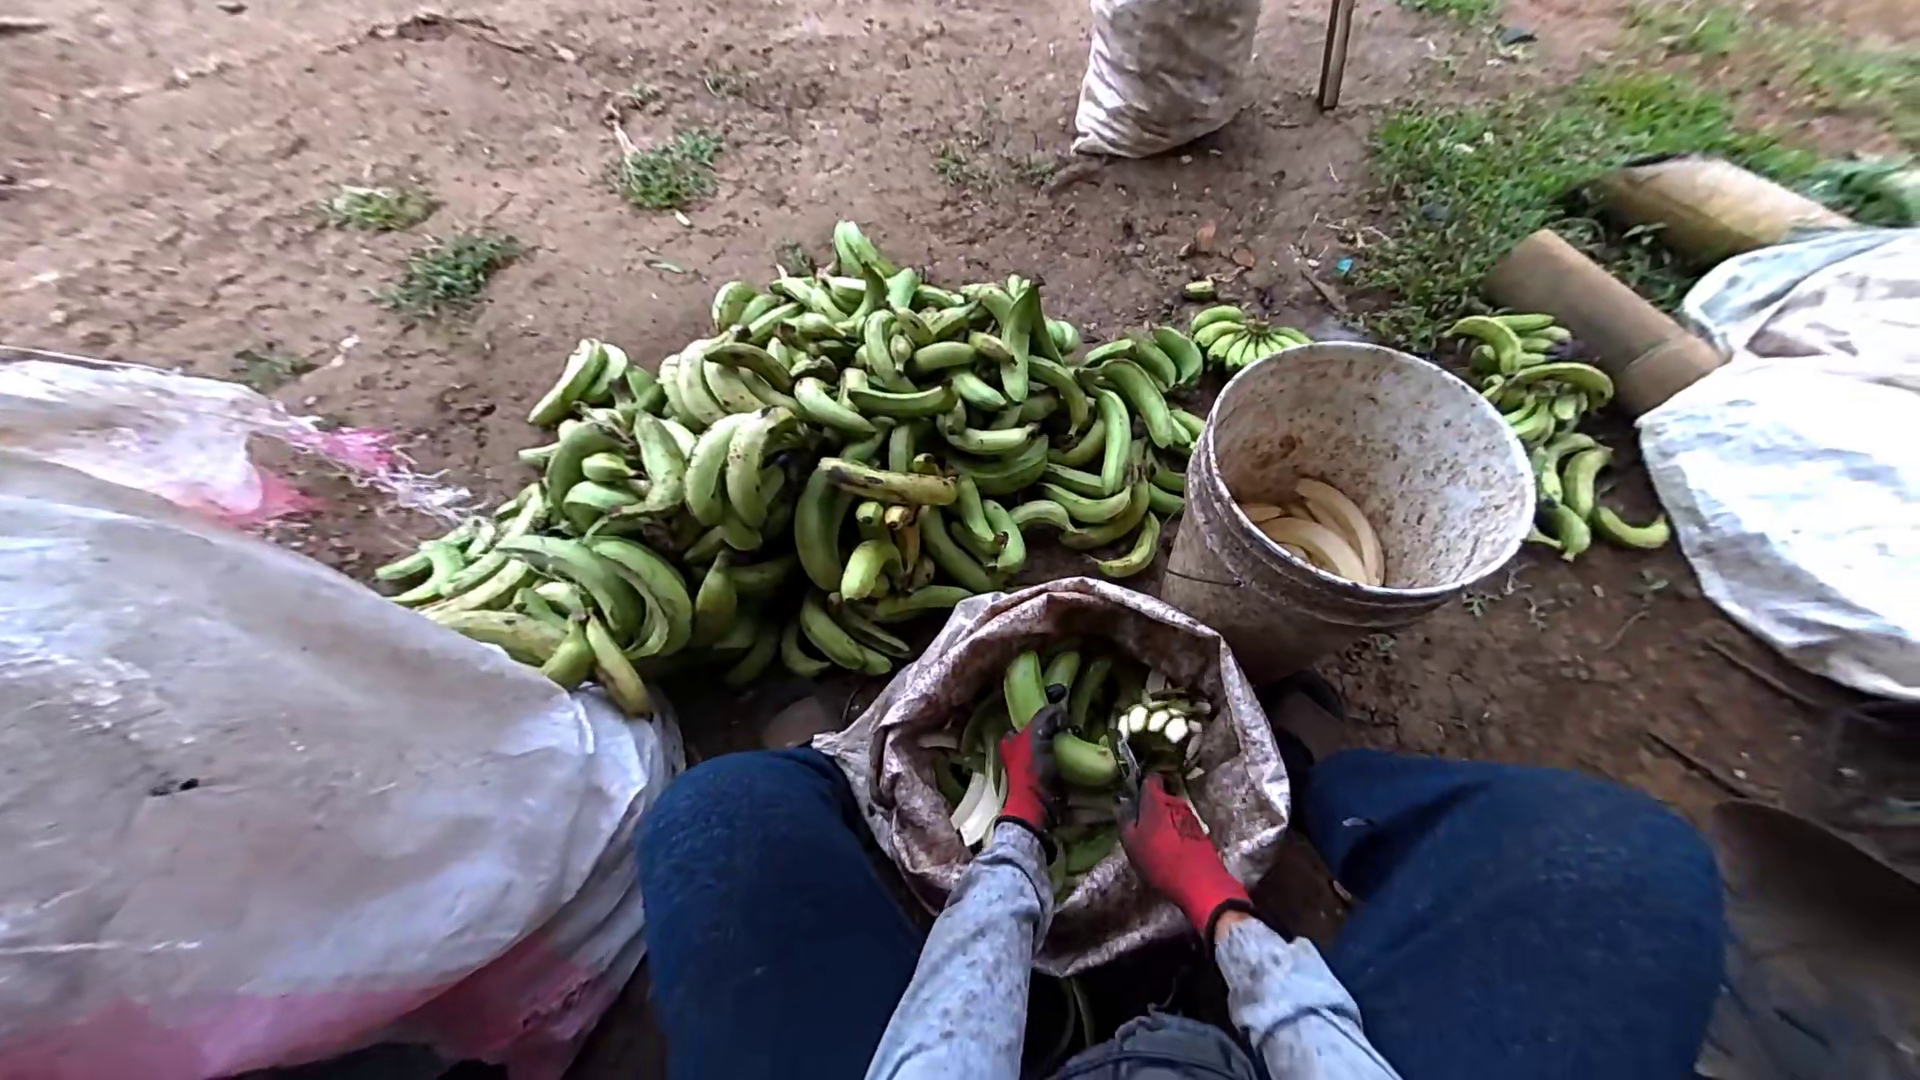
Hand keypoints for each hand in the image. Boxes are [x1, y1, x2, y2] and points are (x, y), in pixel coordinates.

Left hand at [996, 687, 1066, 836]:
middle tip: (1074, 719)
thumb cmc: (1031, 773)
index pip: (1029, 713)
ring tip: (1081, 733)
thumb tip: (1059, 708)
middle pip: (1040, 730)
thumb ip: (1045, 719)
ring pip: (1050, 745)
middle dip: (1057, 723)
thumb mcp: (1036, 738)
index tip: (1064, 693)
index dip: (1046, 701)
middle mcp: (1018, 752)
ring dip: (1065, 739)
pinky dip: (1070, 756)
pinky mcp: (1044, 782)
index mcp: (1011, 739)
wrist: (1035, 813)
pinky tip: (1083, 753)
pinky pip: (1059, 762)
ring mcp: (1031, 768)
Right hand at [1118, 773, 1252, 941]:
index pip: (1151, 778)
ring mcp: (1192, 817)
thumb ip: (1125, 821)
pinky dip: (1178, 832)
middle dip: (1154, 805)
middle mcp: (1176, 802)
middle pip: (1163, 795)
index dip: (1143, 783)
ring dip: (1167, 820)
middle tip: (1144, 821)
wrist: (1202, 884)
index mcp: (1156, 800)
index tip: (1136, 794)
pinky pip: (1184, 826)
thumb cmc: (1160, 860)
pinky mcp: (1203, 833)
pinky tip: (1173, 848)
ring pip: (1174, 811)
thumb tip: (1120, 805)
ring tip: (1159, 838)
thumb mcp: (1132, 844)